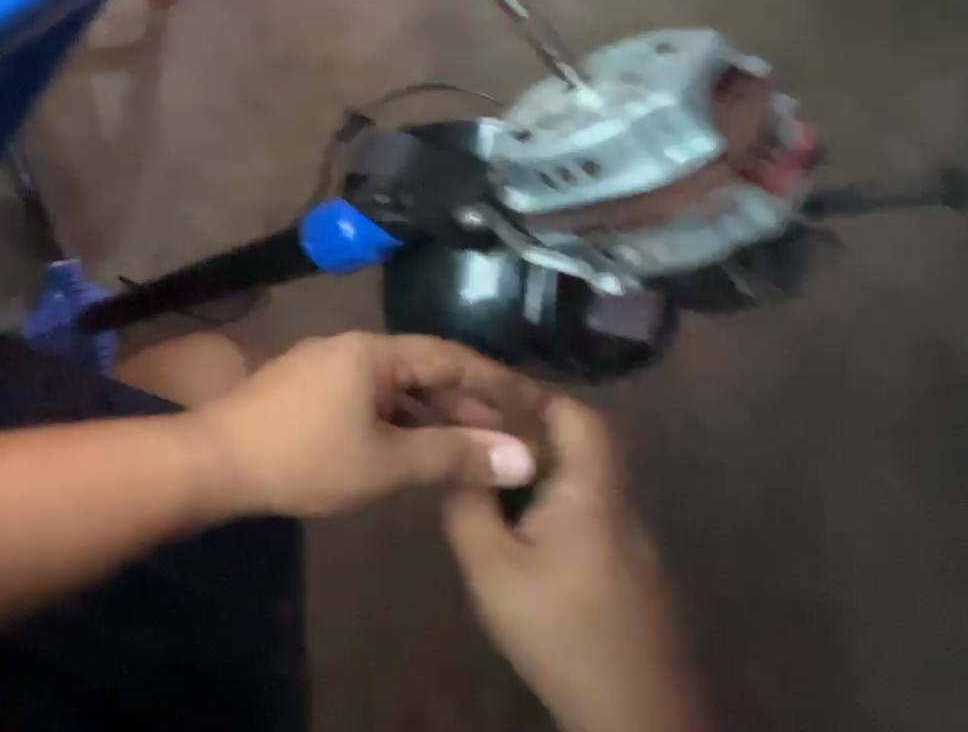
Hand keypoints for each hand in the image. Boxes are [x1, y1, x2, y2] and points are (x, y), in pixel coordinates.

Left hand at [191, 332, 539, 517]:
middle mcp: (344, 348)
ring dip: (427, 414)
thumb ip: (455, 455)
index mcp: (369, 351)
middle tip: (507, 439)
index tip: (538, 406)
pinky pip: (362, 397)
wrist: (216, 460)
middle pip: (418, 368)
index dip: (497, 382)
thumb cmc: (305, 457)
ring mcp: (317, 366)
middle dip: (463, 402)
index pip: (449, 356)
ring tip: (466, 451)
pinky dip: (393, 419)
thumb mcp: (388, 462)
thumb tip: (522, 455)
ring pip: (388, 385)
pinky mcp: (299, 389)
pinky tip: (409, 449)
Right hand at [442, 397, 705, 731]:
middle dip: (524, 433)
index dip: (534, 395)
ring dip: (537, 472)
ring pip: (585, 485)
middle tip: (469, 437)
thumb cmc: (556, 630)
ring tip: (484, 480)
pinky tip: (521, 533)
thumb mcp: (489, 565)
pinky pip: (592, 518)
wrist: (637, 717)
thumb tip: (457, 460)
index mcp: (592, 497)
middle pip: (581, 448)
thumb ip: (467, 503)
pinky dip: (554, 505)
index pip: (579, 417)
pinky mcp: (638, 577)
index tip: (481, 395)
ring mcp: (638, 547)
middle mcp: (623, 511)